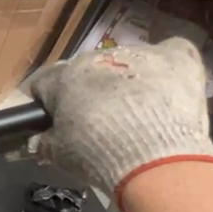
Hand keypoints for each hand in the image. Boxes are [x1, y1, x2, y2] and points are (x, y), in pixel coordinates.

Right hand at [25, 37, 212, 205]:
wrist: (156, 159)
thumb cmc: (98, 154)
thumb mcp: (58, 155)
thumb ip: (43, 142)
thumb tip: (35, 140)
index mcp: (64, 78)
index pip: (44, 82)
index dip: (48, 103)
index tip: (55, 123)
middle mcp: (98, 57)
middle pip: (87, 71)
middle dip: (89, 92)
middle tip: (99, 123)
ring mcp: (139, 54)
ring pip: (125, 62)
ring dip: (124, 81)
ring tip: (138, 113)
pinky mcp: (177, 57)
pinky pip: (167, 52)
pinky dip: (164, 68)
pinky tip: (166, 88)